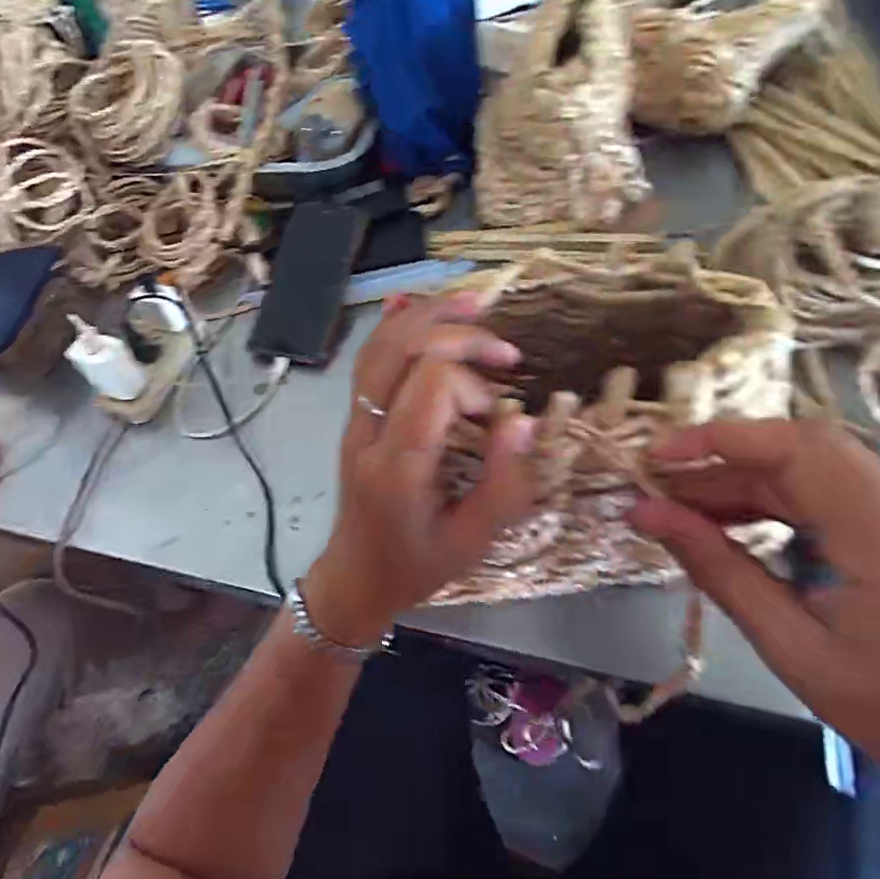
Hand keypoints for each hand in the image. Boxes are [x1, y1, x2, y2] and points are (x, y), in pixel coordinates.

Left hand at [309, 295, 537, 645]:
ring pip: (380, 346)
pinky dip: (392, 326)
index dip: (473, 384)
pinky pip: (367, 359)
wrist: (356, 576)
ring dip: (427, 316)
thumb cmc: (416, 565)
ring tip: (475, 303)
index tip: (496, 415)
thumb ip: (503, 486)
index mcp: (398, 466)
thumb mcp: (472, 541)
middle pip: (402, 351)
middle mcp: (368, 432)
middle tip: (506, 350)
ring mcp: (354, 420)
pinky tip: (412, 302)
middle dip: (458, 335)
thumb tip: (525, 421)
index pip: (430, 385)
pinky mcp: (354, 417)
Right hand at [628, 419, 879, 828]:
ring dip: (757, 489)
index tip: (660, 455)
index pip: (807, 451)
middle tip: (661, 497)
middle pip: (812, 461)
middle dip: (726, 471)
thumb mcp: (801, 657)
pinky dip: (798, 506)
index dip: (724, 437)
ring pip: (833, 477)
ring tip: (695, 515)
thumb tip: (646, 516)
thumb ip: (721, 573)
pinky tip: (762, 532)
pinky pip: (860, 498)